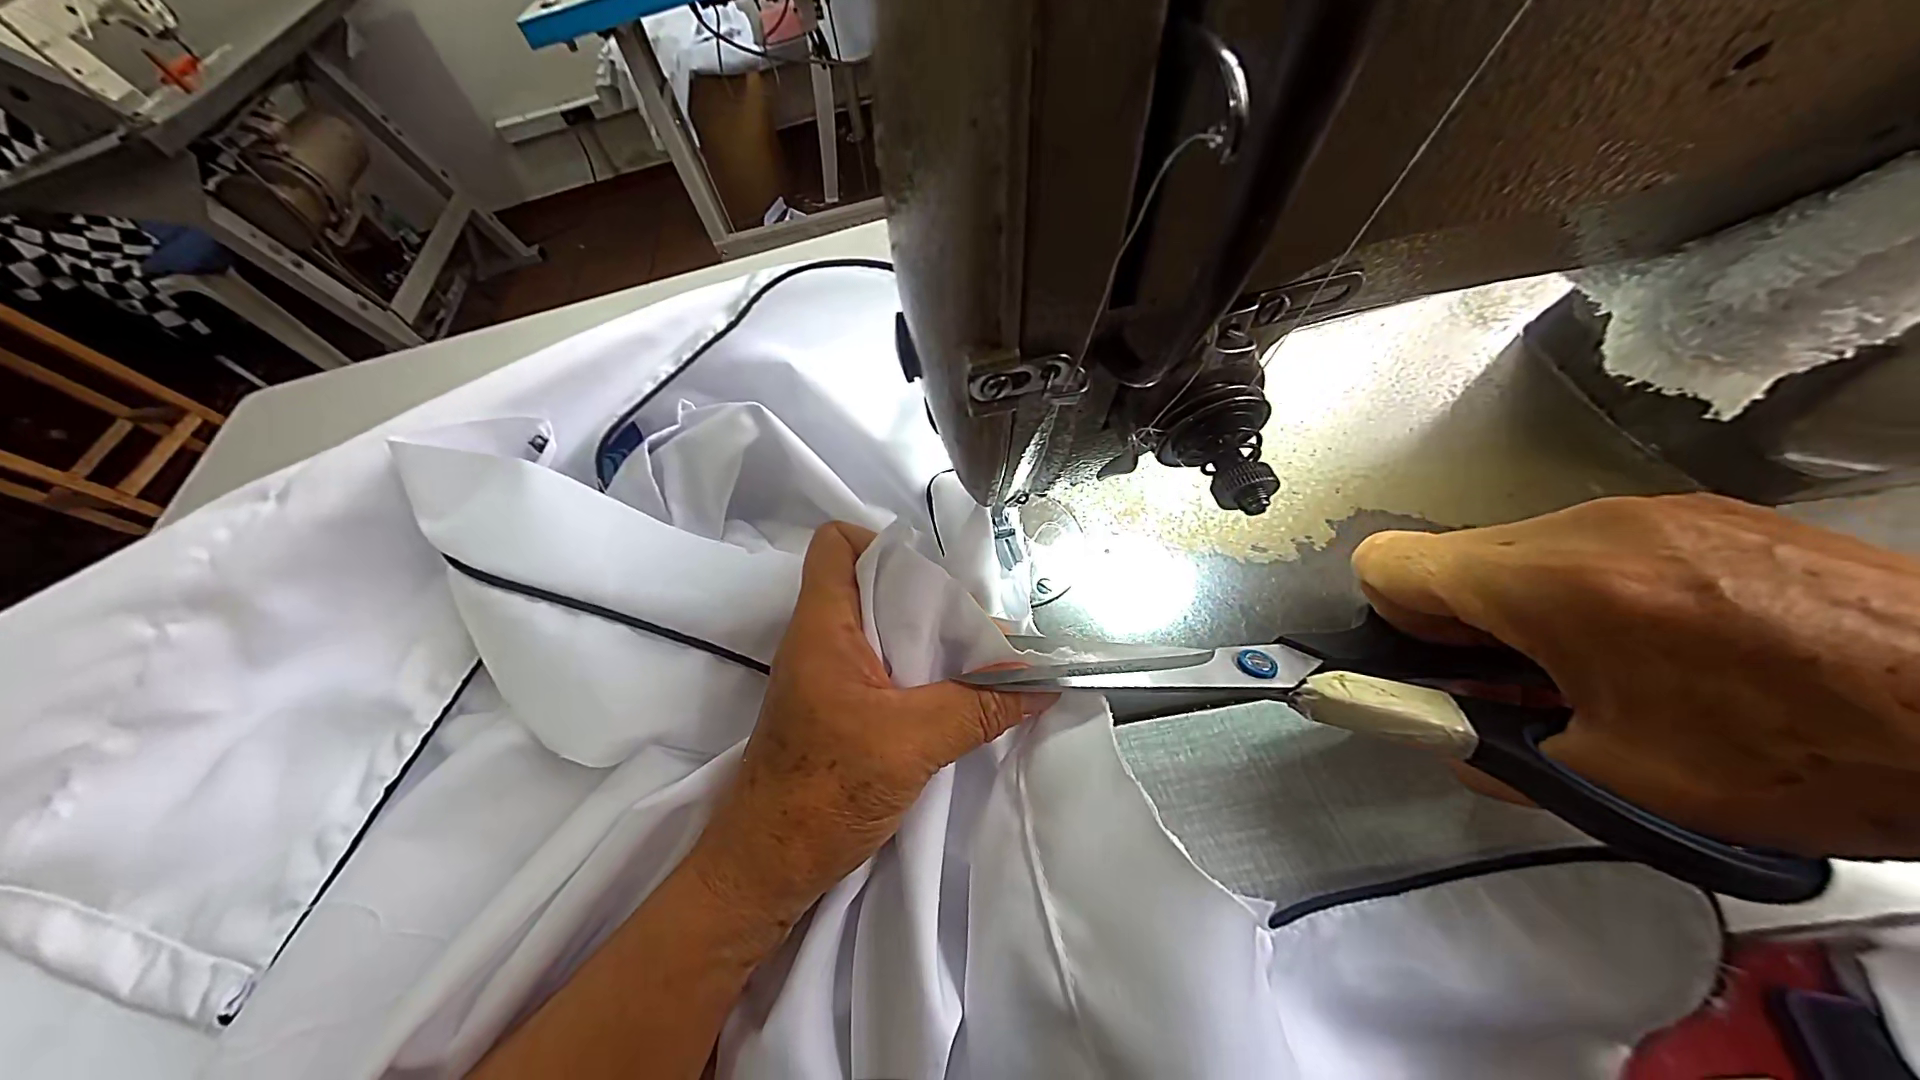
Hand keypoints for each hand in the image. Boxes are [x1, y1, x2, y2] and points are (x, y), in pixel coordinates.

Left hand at [687, 522, 1052, 927]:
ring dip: (933, 638)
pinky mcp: (843, 707)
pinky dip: (925, 670)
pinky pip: (889, 667)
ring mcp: (832, 675)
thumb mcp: (912, 743)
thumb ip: (980, 706)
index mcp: (824, 626)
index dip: (880, 541)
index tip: (932, 576)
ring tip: (985, 657)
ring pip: (886, 628)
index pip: (836, 543)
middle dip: (931, 594)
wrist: (768, 868)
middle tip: (978, 622)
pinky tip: (963, 692)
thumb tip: (1042, 683)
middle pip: (876, 583)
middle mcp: (823, 640)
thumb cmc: (822, 794)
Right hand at [1352, 493, 1919, 857]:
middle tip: (1527, 685)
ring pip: (1515, 550)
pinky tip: (1662, 643)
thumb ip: (1492, 753)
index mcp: (1550, 584)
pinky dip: (1582, 590)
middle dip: (1461, 621)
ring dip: (1524, 606)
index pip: (1388, 564)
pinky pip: (1583, 542)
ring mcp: (1641, 509)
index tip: (1444, 667)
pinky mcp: (1692, 509)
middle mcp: (1584, 526)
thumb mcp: (1617, 778)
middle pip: (1450, 556)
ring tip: (1605, 669)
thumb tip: (1443, 735)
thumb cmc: (1807, 756)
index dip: (1394, 619)